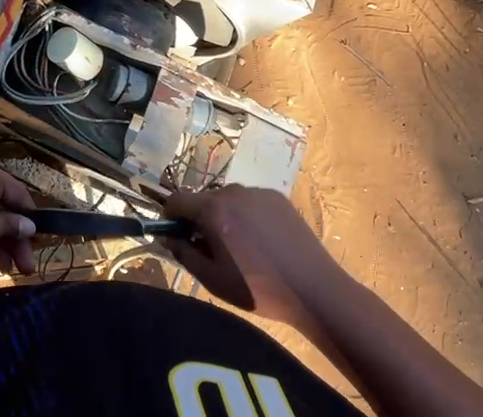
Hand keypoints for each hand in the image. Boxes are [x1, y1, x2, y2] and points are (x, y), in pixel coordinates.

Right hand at [161, 184, 344, 326]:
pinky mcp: (279, 198)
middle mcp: (233, 192)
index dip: (170, 217)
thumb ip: (183, 254)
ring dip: (225, 217)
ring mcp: (258, 192)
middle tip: (213, 249)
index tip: (176, 235)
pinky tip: (263, 242)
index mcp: (213, 209)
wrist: (316, 291)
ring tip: (242, 248)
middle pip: (203, 200)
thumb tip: (166, 237)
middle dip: (201, 220)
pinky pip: (251, 202)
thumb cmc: (259, 288)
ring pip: (228, 200)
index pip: (177, 200)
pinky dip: (248, 216)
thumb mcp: (212, 279)